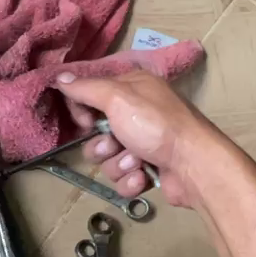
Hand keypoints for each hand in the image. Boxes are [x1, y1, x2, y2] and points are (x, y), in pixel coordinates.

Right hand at [53, 70, 224, 208]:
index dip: (82, 113)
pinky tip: (144, 176)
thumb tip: (60, 77)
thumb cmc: (156, 125)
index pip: (89, 97)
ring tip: (138, 162)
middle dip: (102, 146)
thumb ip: (86, 88)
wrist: (195, 165)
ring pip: (108, 160)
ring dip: (119, 164)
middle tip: (115, 145)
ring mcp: (143, 143)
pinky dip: (131, 179)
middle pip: (96, 134)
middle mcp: (137, 113)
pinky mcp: (148, 169)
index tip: (85, 123)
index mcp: (131, 89)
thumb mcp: (118, 98)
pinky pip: (123, 178)